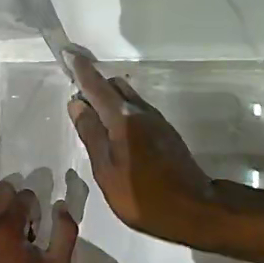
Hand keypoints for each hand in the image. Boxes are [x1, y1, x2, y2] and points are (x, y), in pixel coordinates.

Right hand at [67, 55, 218, 237]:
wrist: (194, 209)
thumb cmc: (142, 195)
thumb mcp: (106, 169)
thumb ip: (91, 134)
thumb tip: (77, 103)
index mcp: (122, 117)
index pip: (96, 85)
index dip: (81, 69)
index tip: (69, 53)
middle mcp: (141, 111)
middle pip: (114, 86)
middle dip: (95, 85)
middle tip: (77, 100)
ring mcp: (157, 121)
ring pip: (128, 98)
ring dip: (110, 100)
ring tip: (94, 119)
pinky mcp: (166, 133)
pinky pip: (138, 110)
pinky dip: (122, 112)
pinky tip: (117, 133)